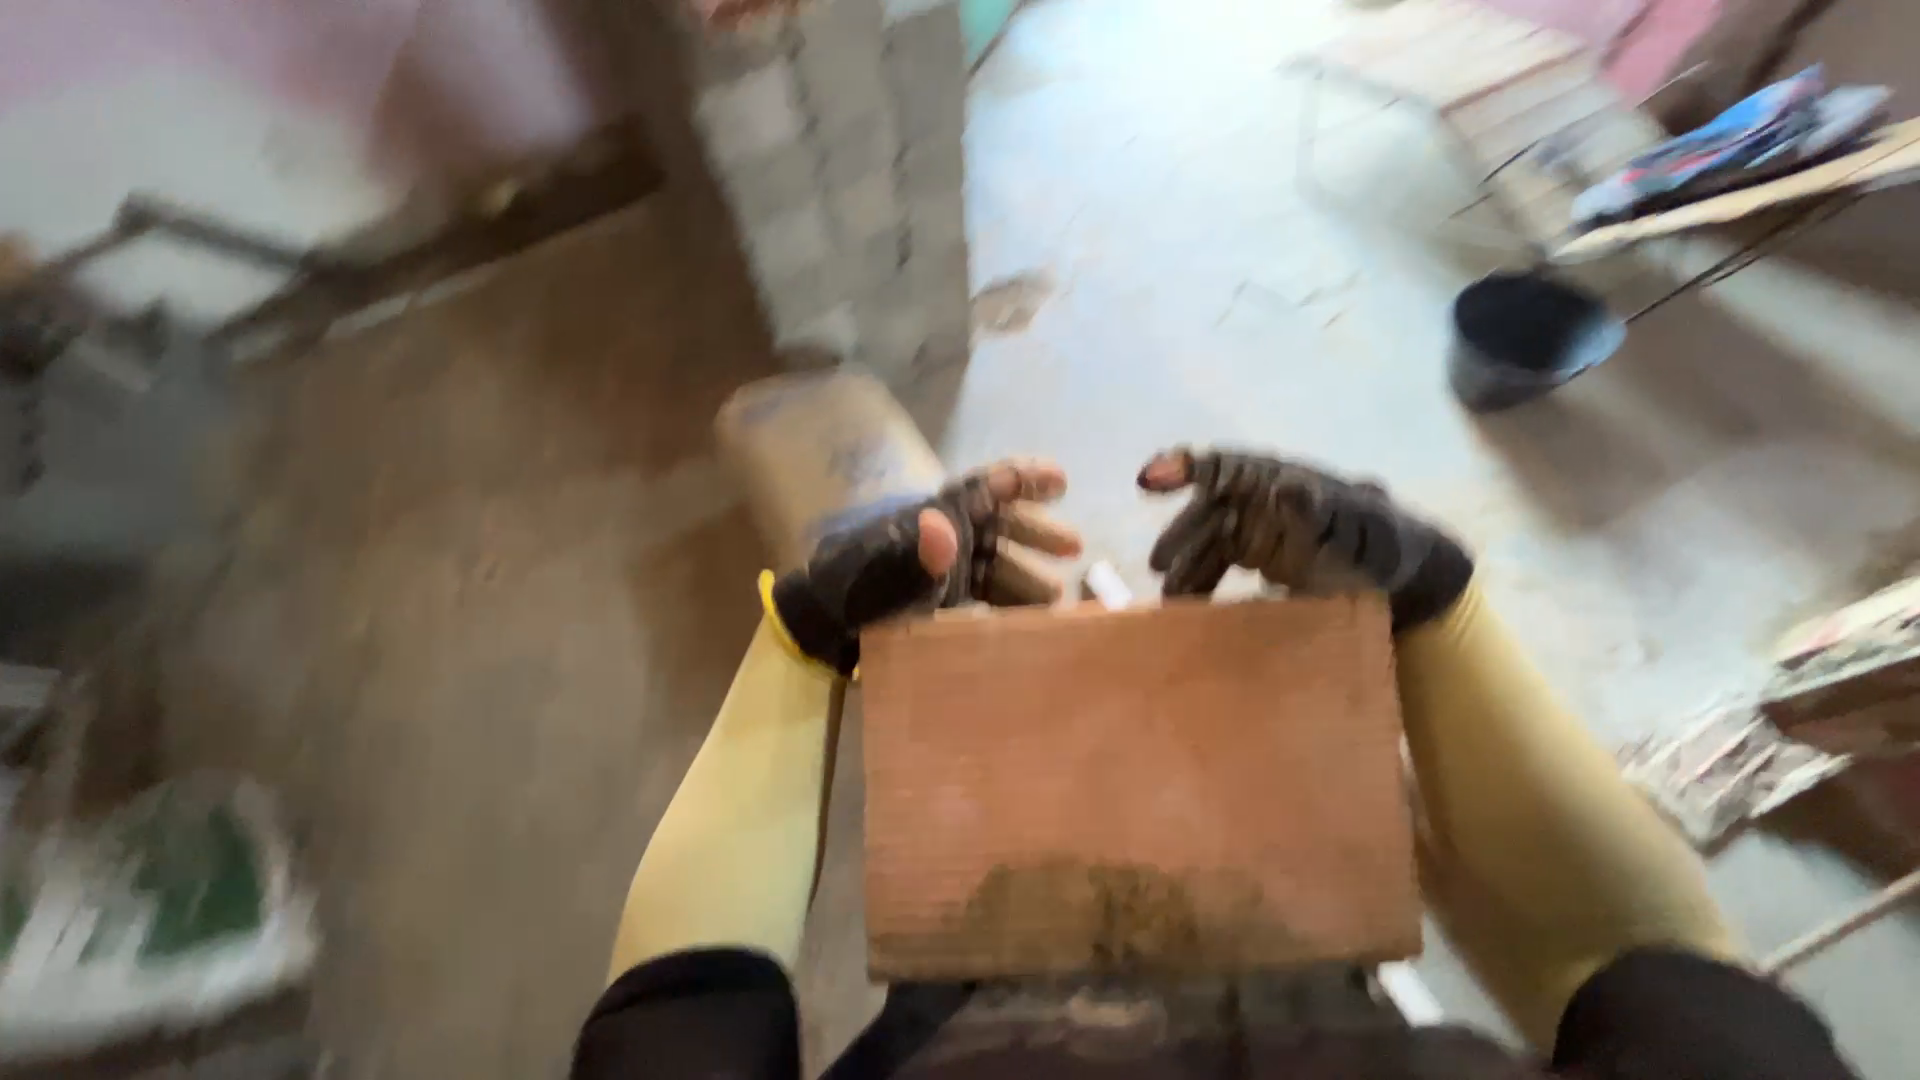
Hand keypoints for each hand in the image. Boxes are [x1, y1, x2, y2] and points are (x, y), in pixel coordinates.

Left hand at [771, 459, 1082, 673]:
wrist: (822, 635)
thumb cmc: (850, 596)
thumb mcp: (880, 578)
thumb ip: (911, 557)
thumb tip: (942, 524)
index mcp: (930, 521)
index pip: (980, 490)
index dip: (1020, 480)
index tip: (1060, 480)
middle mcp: (942, 541)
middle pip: (998, 527)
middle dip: (1035, 532)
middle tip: (1074, 547)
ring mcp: (945, 576)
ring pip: (997, 566)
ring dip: (1029, 577)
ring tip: (1058, 600)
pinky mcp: (944, 607)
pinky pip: (986, 601)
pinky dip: (1011, 610)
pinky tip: (1032, 624)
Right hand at [1136, 447, 1471, 630]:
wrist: (1397, 572)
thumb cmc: (1382, 542)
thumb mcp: (1360, 525)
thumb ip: (1320, 509)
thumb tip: (1282, 486)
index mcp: (1280, 478)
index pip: (1224, 466)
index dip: (1183, 467)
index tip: (1148, 481)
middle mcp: (1257, 496)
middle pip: (1207, 509)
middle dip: (1181, 534)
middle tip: (1159, 566)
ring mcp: (1251, 525)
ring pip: (1205, 539)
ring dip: (1185, 565)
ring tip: (1171, 600)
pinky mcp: (1249, 551)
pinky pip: (1214, 563)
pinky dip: (1197, 582)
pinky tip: (1187, 605)